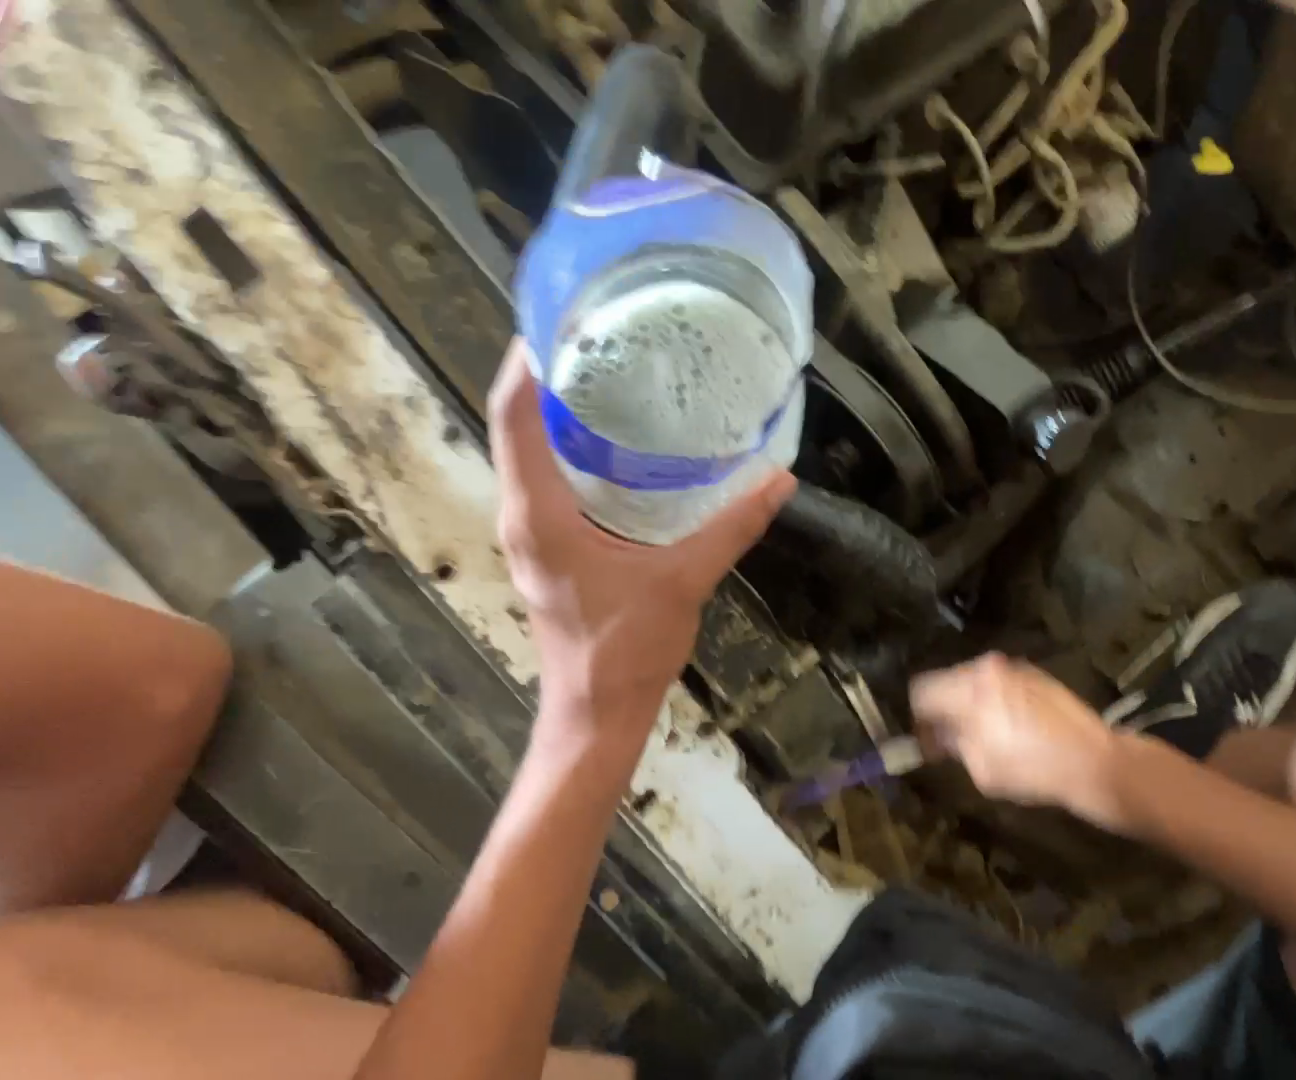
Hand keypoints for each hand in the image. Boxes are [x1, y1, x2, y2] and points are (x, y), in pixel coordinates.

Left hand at [490, 340, 794, 745]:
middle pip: (516, 422)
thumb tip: (780, 480)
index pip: (514, 415)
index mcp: (540, 513)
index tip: (559, 315)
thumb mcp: (684, 581)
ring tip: (609, 366)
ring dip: (557, 406)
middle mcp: (523, 512)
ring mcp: (531, 529)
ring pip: (530, 448)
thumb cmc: (626, 648)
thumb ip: (731, 527)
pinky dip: (572, 442)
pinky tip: (620, 435)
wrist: (597, 712)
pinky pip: (549, 474)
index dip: (528, 359)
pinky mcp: (549, 543)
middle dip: (547, 370)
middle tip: (598, 329)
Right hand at [909, 654, 1131, 830]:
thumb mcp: (982, 768)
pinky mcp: (1035, 674)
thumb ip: (954, 745)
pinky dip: (993, 699)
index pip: (921, 691)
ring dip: (969, 704)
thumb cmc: (1033, 770)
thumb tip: (940, 736)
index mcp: (970, 690)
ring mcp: (1014, 668)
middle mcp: (988, 669)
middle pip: (947, 681)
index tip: (927, 741)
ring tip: (984, 735)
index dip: (918, 718)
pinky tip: (1009, 727)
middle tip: (951, 741)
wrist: (1093, 761)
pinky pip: (999, 682)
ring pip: (974, 681)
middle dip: (944, 709)